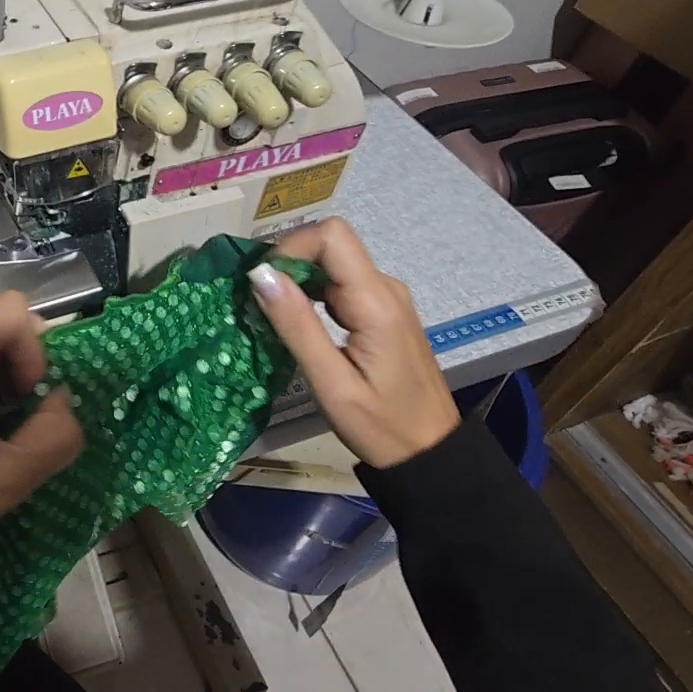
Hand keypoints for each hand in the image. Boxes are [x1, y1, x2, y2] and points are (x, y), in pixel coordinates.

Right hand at [246, 218, 459, 469]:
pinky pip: (340, 281)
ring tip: (274, 314)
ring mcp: (386, 297)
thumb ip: (296, 325)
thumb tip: (259, 274)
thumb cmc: (382, 427)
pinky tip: (298, 322)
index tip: (265, 283)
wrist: (433, 455)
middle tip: (261, 302)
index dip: (292, 247)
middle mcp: (385, 288)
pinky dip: (311, 291)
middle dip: (289, 262)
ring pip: (332, 261)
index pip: (332, 236)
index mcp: (377, 303)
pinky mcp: (382, 309)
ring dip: (297, 278)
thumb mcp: (332, 384)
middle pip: (330, 244)